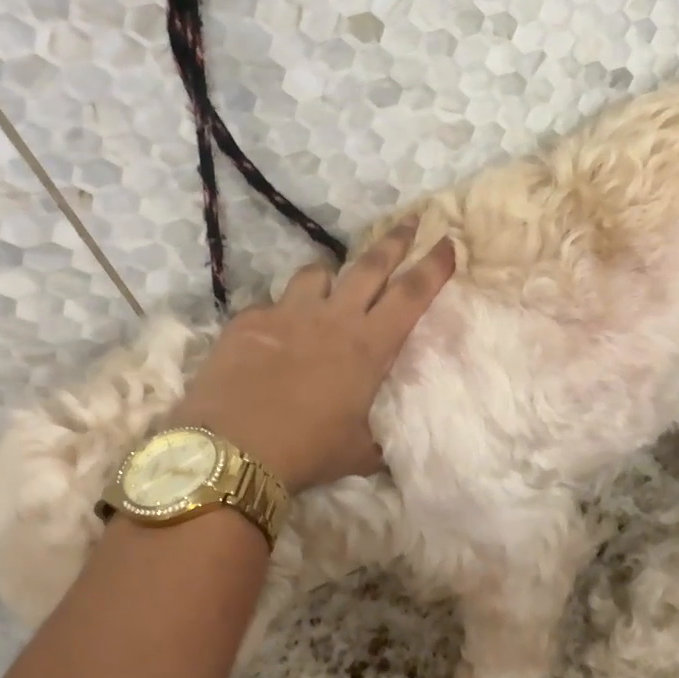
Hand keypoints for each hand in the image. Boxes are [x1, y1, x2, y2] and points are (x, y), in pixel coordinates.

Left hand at [164, 224, 455, 492]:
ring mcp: (289, 314)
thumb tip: (388, 457)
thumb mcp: (357, 451)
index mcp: (370, 345)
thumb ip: (375, 441)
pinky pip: (272, 304)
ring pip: (318, 273)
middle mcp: (334, 318)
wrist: (230, 450)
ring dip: (331, 276)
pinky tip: (273, 333)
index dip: (433, 266)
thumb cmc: (306, 451)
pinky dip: (280, 313)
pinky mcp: (249, 321)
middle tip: (410, 221)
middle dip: (395, 240)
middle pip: (371, 265)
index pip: (412, 294)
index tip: (447, 242)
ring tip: (330, 285)